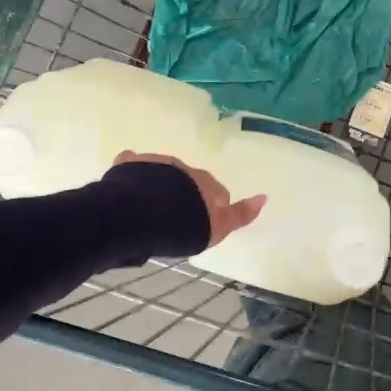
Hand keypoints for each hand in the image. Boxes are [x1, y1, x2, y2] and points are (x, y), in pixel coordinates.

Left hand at [113, 152, 265, 246]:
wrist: (141, 215)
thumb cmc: (183, 226)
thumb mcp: (218, 227)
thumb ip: (240, 214)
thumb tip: (264, 197)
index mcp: (204, 181)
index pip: (215, 189)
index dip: (211, 204)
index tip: (203, 220)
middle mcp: (182, 167)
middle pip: (188, 179)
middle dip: (185, 192)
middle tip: (176, 214)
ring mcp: (155, 163)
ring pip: (161, 172)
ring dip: (160, 184)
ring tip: (151, 207)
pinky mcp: (130, 165)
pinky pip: (133, 164)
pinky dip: (132, 172)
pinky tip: (126, 183)